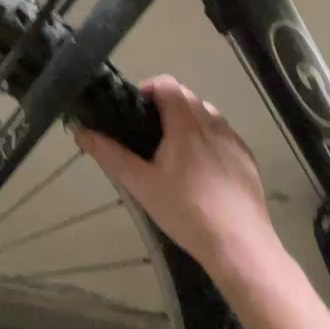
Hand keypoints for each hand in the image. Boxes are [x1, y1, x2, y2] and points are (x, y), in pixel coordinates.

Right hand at [74, 75, 281, 282]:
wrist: (238, 243)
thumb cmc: (185, 211)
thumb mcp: (141, 185)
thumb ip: (111, 155)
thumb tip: (81, 131)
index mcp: (186, 125)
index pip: (168, 85)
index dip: (149, 88)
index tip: (134, 110)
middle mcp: (213, 124)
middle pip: (188, 96)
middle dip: (166, 105)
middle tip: (148, 133)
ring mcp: (234, 140)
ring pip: (208, 114)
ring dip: (189, 119)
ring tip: (174, 150)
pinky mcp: (247, 158)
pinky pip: (224, 134)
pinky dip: (208, 138)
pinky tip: (201, 169)